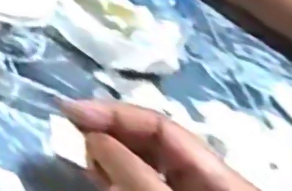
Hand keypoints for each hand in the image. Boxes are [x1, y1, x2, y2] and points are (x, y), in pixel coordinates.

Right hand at [63, 100, 257, 190]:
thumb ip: (132, 169)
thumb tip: (90, 132)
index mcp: (224, 174)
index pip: (159, 123)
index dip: (111, 111)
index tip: (68, 110)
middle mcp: (211, 178)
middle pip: (151, 141)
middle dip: (107, 134)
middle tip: (75, 140)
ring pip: (144, 162)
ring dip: (109, 157)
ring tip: (88, 165)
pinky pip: (143, 182)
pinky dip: (118, 177)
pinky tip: (102, 179)